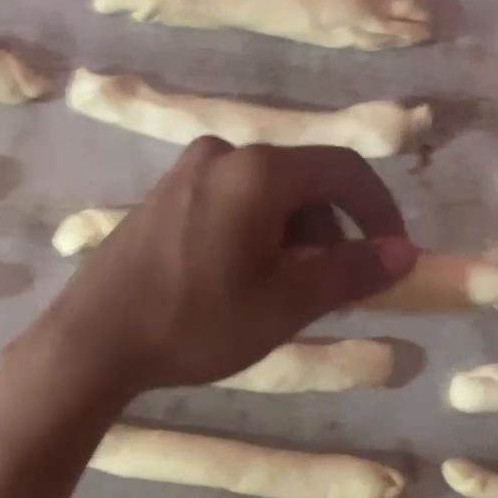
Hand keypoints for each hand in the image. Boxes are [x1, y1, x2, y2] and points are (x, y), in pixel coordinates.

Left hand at [6, 138, 418, 399]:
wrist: (93, 341)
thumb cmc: (194, 323)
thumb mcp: (284, 305)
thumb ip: (350, 273)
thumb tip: (403, 253)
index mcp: (257, 170)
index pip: (344, 170)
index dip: (379, 212)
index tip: (391, 256)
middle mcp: (219, 156)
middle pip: (300, 185)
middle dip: (325, 235)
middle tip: (322, 293)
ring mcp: (181, 176)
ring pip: (261, 199)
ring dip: (285, 242)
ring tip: (272, 298)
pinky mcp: (156, 202)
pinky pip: (223, 208)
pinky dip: (247, 239)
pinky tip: (231, 286)